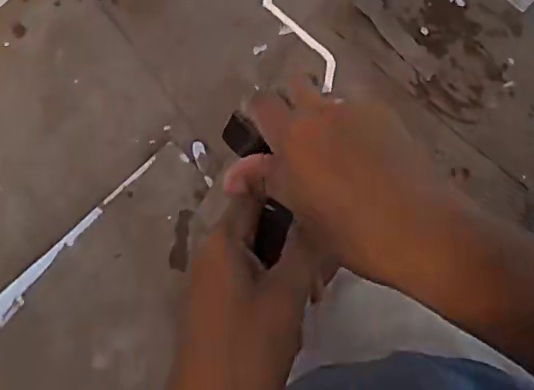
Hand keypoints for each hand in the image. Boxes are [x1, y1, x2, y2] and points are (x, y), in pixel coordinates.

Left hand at [167, 191, 325, 389]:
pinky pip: (247, 276)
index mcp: (221, 237)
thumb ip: (304, 247)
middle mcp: (210, 248)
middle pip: (258, 222)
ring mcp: (209, 277)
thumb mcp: (286, 294)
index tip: (320, 201)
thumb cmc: (248, 345)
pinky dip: (272, 283)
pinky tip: (294, 307)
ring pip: (256, 252)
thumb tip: (320, 209)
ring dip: (286, 265)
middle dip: (292, 237)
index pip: (255, 190)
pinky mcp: (213, 303)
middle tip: (324, 261)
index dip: (288, 189)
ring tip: (314, 288)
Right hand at [224, 73, 467, 290]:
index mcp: (292, 134)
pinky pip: (357, 108)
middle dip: (291, 100)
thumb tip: (231, 174)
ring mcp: (354, 107)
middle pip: (295, 83)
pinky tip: (367, 153)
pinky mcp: (384, 112)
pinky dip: (353, 123)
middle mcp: (319, 110)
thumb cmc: (352, 231)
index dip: (257, 112)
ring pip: (328, 96)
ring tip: (335, 148)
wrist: (419, 226)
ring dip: (323, 112)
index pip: (261, 102)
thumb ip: (266, 181)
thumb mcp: (302, 211)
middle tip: (296, 136)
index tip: (260, 132)